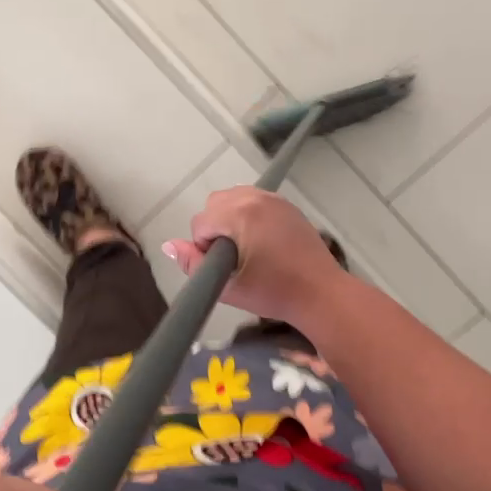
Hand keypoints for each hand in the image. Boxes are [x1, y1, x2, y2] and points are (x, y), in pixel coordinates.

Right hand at [162, 186, 350, 323]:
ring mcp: (274, 199)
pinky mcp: (287, 205)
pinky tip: (262, 243)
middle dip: (216, 228)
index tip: (224, 268)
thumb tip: (170, 245)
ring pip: (234, 199)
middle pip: (215, 203)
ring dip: (231, 220)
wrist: (320, 293)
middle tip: (234, 259)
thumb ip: (194, 265)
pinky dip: (249, 216)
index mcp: (240, 213)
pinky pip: (254, 202)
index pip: (201, 222)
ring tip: (247, 250)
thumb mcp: (227, 286)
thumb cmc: (273, 292)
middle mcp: (256, 197)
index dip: (204, 248)